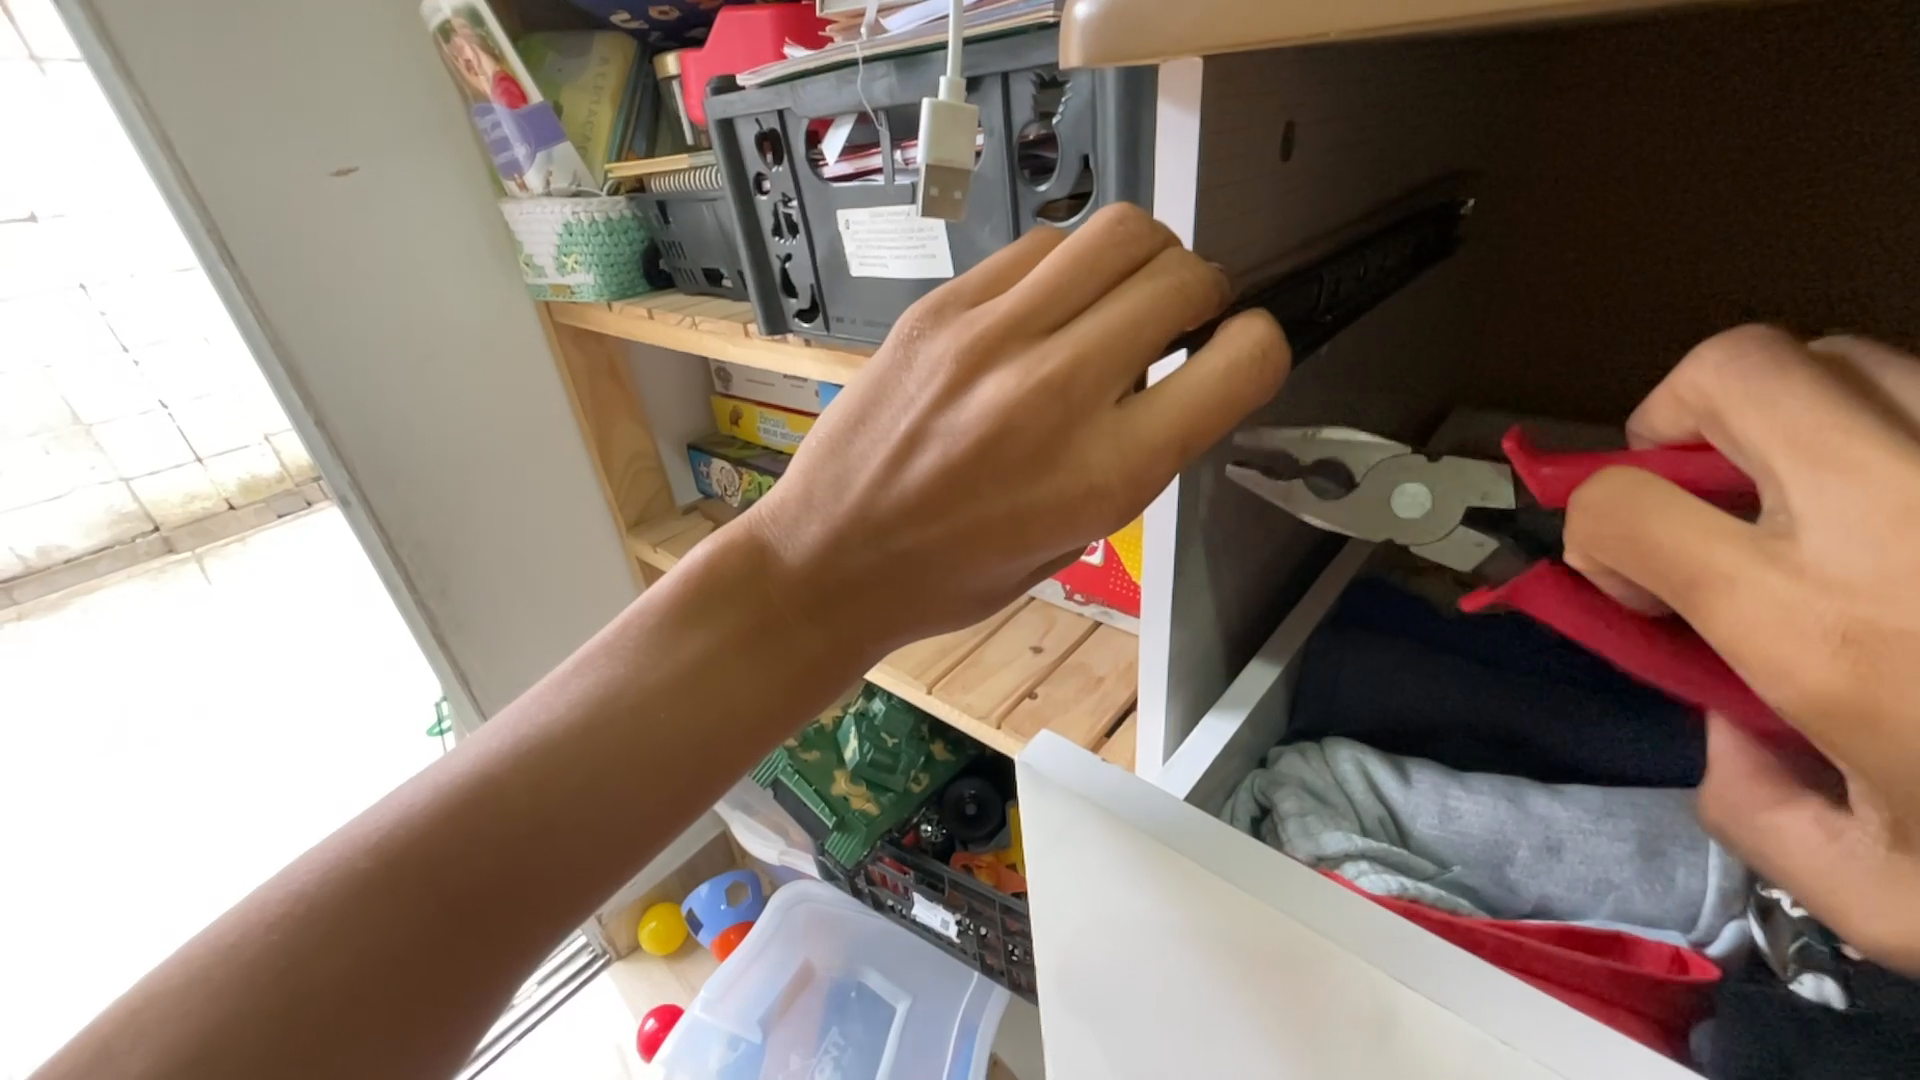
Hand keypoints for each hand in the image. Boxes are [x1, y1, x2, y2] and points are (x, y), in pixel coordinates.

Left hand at [742, 203, 1288, 654]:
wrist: (830, 559)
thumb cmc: (954, 574)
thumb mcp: (1076, 540)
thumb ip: (1138, 456)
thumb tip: (1172, 376)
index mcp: (1105, 473)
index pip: (1243, 360)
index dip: (1257, 347)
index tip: (1234, 354)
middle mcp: (1057, 390)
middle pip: (1184, 274)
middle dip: (1202, 292)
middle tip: (1177, 322)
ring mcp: (991, 336)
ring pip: (1117, 231)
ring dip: (1142, 260)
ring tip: (1115, 302)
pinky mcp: (940, 309)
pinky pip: (1038, 247)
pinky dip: (1066, 266)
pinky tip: (1045, 307)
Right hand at [1563, 325, 1919, 972]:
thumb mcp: (1880, 898)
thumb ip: (1752, 804)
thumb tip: (1733, 726)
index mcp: (1817, 623)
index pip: (1622, 505)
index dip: (1591, 532)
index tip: (1631, 583)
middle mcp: (1901, 515)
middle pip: (1737, 369)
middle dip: (1675, 417)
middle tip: (1696, 486)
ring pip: (1854, 357)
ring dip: (1796, 414)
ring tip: (1820, 494)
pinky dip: (1902, 434)